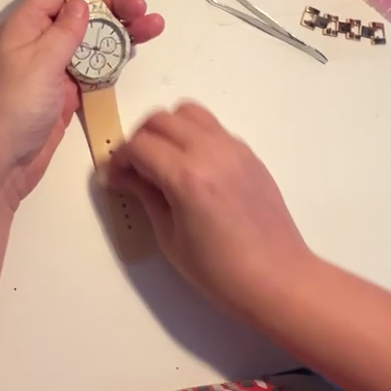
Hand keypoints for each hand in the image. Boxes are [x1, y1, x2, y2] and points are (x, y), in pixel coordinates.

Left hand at [0, 0, 163, 205]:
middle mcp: (40, 42)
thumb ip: (65, 31)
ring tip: (153, 28)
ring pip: (92, 41)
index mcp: (26, 26)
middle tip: (144, 11)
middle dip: (113, 7)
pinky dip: (114, 60)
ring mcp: (53, 70)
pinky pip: (94, 69)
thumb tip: (81, 2)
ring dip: (120, 33)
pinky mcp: (65, 96)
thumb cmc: (11, 108)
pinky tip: (134, 53)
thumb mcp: (38, 61)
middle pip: (81, 13)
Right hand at [107, 103, 315, 316]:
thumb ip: (145, 195)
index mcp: (187, 177)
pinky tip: (192, 168)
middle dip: (139, 138)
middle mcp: (210, 152)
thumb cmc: (218, 270)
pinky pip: (212, 128)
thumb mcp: (170, 237)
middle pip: (161, 119)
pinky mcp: (249, 154)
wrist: (277, 277)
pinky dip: (193, 136)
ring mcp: (234, 149)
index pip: (139, 145)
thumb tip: (122, 176)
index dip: (119, 159)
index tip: (113, 178)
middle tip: (134, 168)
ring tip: (162, 160)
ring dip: (167, 129)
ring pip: (189, 113)